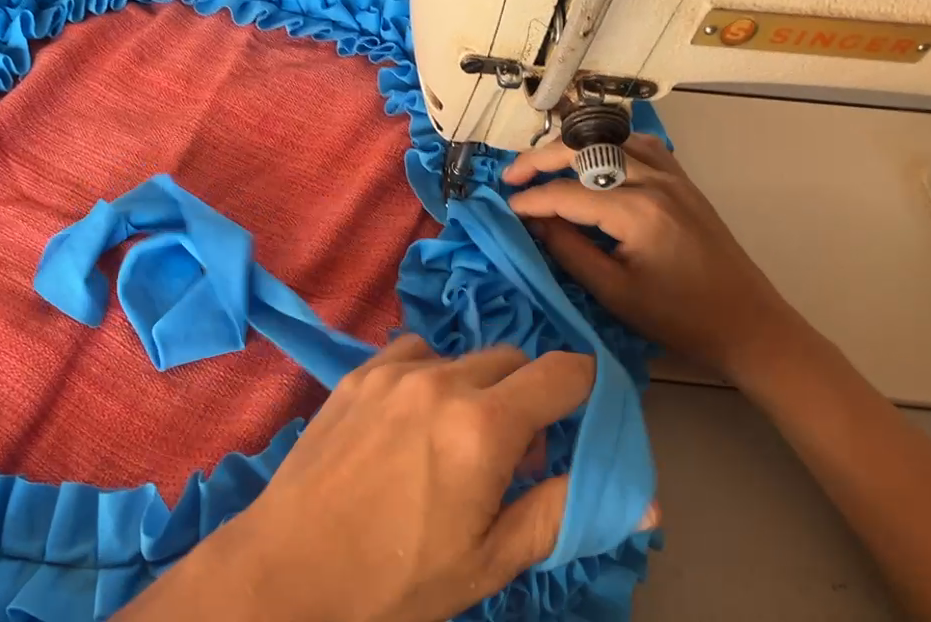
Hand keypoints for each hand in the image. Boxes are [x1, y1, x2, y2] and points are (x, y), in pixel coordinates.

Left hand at [120, 335, 653, 621]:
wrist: (289, 565)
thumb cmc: (396, 576)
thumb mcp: (489, 561)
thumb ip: (561, 513)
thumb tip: (642, 501)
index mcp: (483, 426)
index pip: (563, 374)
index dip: (588, 389)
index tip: (587, 417)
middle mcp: (442, 380)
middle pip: (515, 360)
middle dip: (531, 396)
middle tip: (515, 454)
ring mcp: (394, 370)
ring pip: (464, 357)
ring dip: (479, 386)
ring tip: (459, 440)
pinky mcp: (358, 372)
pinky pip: (415, 354)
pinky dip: (432, 376)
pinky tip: (413, 420)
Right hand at [503, 134, 809, 384]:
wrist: (750, 326)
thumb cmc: (680, 319)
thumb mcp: (615, 293)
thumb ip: (569, 251)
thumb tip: (533, 222)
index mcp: (637, 212)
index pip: (566, 194)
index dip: (530, 200)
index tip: (502, 209)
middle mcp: (654, 181)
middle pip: (584, 152)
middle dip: (540, 160)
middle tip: (510, 177)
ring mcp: (673, 176)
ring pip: (611, 139)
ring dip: (573, 148)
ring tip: (544, 166)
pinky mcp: (684, 181)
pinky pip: (640, 145)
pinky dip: (609, 145)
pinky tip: (593, 160)